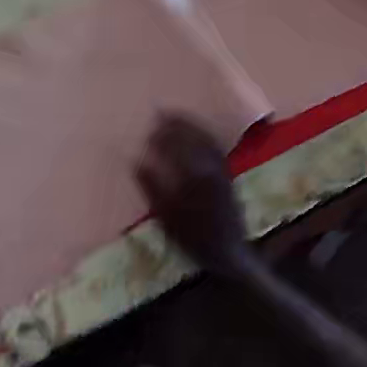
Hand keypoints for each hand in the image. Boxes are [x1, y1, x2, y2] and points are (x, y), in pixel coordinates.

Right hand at [135, 114, 253, 275]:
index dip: (161, 133)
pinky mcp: (229, 175)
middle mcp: (211, 166)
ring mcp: (223, 169)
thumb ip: (151, 186)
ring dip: (191, 124)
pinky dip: (204, 134)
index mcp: (194, 174)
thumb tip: (136, 160)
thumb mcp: (165, 216)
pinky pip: (216, 146)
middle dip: (176, 122)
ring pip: (207, 138)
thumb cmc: (193, 239)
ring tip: (176, 116)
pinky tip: (196, 134)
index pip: (175, 144)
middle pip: (193, 136)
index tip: (148, 125)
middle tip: (160, 112)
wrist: (229, 253)